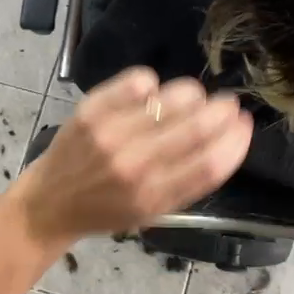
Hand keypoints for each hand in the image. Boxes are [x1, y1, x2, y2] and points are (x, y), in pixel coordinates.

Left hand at [11, 67, 252, 244]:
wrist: (49, 204)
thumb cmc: (107, 210)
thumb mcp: (154, 211)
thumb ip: (190, 181)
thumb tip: (229, 138)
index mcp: (154, 197)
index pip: (211, 164)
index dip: (236, 139)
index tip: (244, 124)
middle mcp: (134, 166)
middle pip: (197, 128)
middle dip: (222, 111)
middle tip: (228, 104)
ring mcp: (111, 135)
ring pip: (172, 100)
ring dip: (193, 94)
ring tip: (195, 97)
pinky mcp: (91, 111)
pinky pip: (137, 82)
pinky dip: (154, 82)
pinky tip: (154, 92)